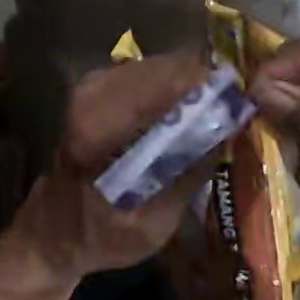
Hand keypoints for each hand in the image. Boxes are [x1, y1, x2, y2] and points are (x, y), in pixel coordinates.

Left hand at [9, 51, 215, 278]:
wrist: (57, 225)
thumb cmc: (102, 234)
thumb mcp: (153, 221)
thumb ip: (188, 169)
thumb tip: (233, 126)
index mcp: (100, 123)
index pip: (169, 82)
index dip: (212, 90)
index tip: (242, 108)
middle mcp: (95, 90)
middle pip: (169, 67)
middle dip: (206, 86)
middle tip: (235, 113)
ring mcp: (96, 81)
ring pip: (163, 65)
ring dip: (193, 85)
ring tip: (217, 114)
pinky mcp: (102, 82)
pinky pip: (151, 72)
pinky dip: (176, 87)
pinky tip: (190, 114)